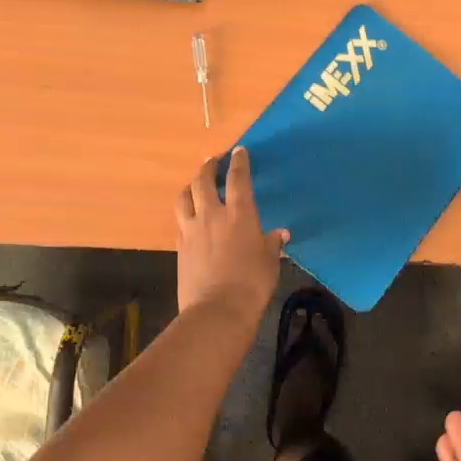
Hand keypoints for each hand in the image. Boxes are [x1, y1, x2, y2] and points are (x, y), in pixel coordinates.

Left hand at [175, 147, 288, 323]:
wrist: (217, 309)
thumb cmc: (252, 283)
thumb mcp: (270, 261)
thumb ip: (272, 243)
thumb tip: (280, 233)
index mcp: (239, 214)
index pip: (238, 179)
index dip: (239, 162)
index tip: (239, 151)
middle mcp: (212, 214)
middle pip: (203, 181)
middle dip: (208, 167)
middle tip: (212, 161)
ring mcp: (191, 229)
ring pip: (184, 197)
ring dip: (190, 186)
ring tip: (195, 185)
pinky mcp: (179, 246)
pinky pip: (180, 220)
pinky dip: (185, 212)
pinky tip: (189, 217)